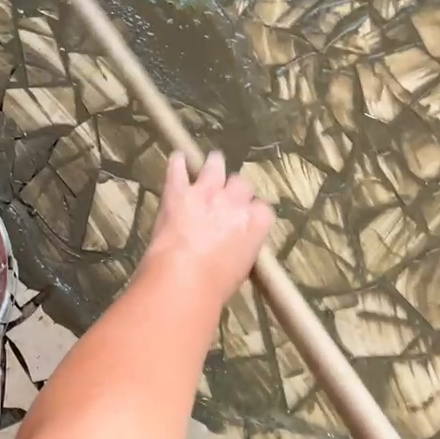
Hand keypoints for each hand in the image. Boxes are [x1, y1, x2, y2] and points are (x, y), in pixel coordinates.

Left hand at [141, 150, 273, 304]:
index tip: (246, 215)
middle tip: (228, 193)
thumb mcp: (243, 266)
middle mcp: (235, 201)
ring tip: (212, 161)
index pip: (262, 208)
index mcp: (257, 222)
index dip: (252, 210)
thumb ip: (243, 244)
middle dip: (235, 188)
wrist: (184, 274)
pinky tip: (177, 156)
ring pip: (214, 167)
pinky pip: (178, 168)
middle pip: (241, 183)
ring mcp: (206, 191)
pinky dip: (177, 162)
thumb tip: (235, 242)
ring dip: (213, 164)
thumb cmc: (217, 282)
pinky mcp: (178, 190)